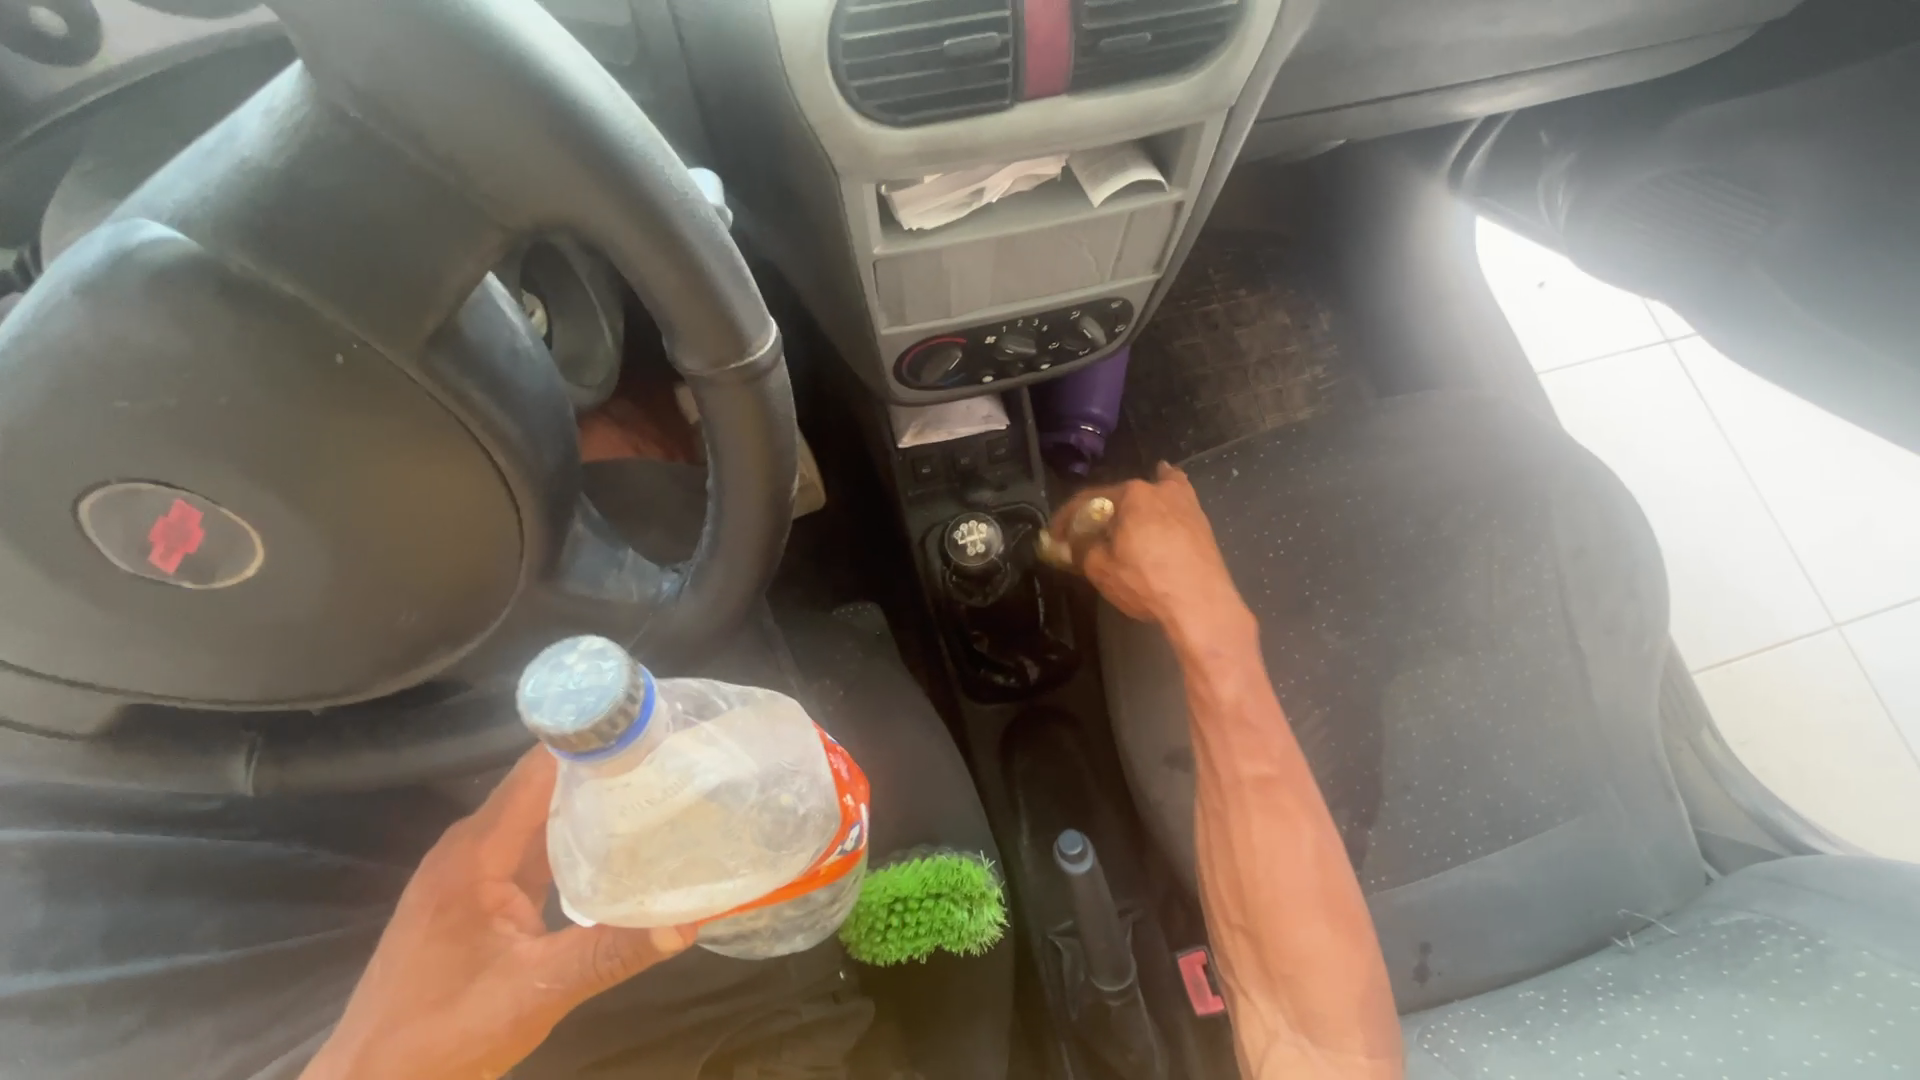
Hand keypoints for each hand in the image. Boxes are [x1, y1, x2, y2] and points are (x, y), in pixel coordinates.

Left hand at [302, 749, 692, 1079]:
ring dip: (593, 800)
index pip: (540, 768)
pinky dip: (575, 836)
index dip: (594, 741)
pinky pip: (533, 846)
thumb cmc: (441, 1037)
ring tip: (660, 788)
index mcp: (477, 852)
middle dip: (605, 766)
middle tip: (675, 757)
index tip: (654, 728)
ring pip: (541, 815)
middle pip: (544, 783)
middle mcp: (472, 846)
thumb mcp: (535, 994)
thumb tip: (690, 921)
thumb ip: (612, 952)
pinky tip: (619, 842)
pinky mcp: (478, 895)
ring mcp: (472, 870)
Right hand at [1050, 463, 1250, 643]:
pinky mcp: (1201, 521)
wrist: (1200, 603)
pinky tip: (1165, 488)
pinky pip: (1177, 501)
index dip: (1066, 519)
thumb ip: (1082, 549)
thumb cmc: (1146, 582)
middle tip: (1087, 537)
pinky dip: (1166, 497)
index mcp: (1130, 495)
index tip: (1054, 536)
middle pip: (1119, 498)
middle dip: (1100, 515)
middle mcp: (1158, 490)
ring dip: (1133, 505)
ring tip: (1121, 514)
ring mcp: (1185, 503)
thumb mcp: (1101, 568)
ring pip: (1151, 495)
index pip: (1087, 500)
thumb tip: (1073, 543)